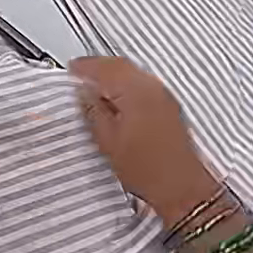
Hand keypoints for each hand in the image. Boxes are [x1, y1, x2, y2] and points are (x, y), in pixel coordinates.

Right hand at [71, 56, 221, 223]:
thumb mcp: (108, 140)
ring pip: (134, 74)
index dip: (86, 66)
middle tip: (80, 74)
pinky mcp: (169, 107)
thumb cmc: (146, 168)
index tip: (71, 69)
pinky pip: (143, 84)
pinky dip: (126, 84)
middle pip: (122, 66)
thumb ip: (93, 111)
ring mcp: (164, 96)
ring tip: (95, 86)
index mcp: (135, 91)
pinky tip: (117, 98)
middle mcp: (153, 87)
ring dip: (113, 75)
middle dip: (99, 67)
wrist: (181, 187)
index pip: (106, 68)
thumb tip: (83, 92)